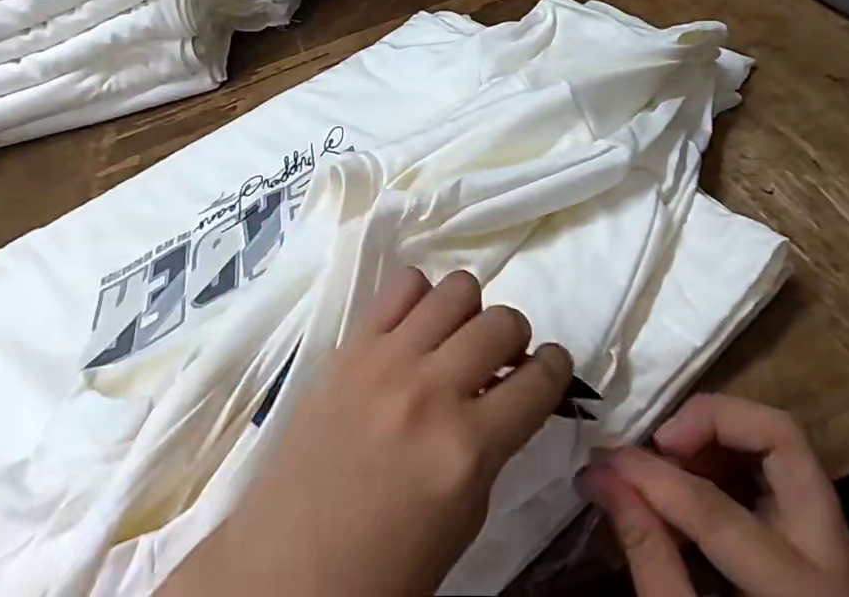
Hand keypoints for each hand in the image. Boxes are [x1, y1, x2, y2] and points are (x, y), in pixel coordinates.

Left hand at [159, 268, 573, 596]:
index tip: (551, 366)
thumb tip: (507, 392)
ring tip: (456, 337)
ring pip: (455, 289)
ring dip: (470, 311)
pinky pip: (400, 286)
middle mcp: (431, 390)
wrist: (292, 560)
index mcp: (467, 448)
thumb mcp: (466, 516)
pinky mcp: (350, 346)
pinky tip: (416, 324)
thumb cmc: (389, 562)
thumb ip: (492, 446)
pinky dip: (420, 296)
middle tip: (501, 358)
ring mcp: (386, 359)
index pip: (539, 380)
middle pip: (502, 322)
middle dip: (515, 338)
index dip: (556, 368)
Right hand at [575, 395, 848, 596]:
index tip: (602, 461)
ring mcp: (838, 543)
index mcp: (802, 593)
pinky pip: (777, 469)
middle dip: (711, 420)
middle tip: (659, 440)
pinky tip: (691, 479)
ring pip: (784, 443)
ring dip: (719, 433)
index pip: (714, 509)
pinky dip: (728, 456)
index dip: (648, 476)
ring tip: (668, 458)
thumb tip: (601, 477)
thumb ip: (647, 555)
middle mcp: (836, 555)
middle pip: (784, 439)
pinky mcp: (823, 540)